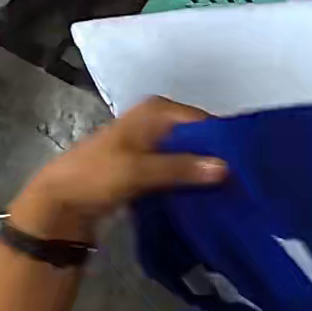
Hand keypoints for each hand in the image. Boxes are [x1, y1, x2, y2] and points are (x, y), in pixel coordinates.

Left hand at [7, 96, 227, 244]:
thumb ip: (181, 168)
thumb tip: (226, 167)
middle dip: (218, 157)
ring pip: (189, 154)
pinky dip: (191, 181)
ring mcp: (152, 143)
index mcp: (156, 110)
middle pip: (198, 137)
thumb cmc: (96, 175)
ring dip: (205, 172)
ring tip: (234, 194)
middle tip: (247, 184)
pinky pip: (179, 169)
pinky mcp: (149, 165)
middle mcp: (157, 120)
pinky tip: (208, 199)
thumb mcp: (138, 170)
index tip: (250, 166)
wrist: (60, 201)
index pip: (203, 120)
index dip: (225, 140)